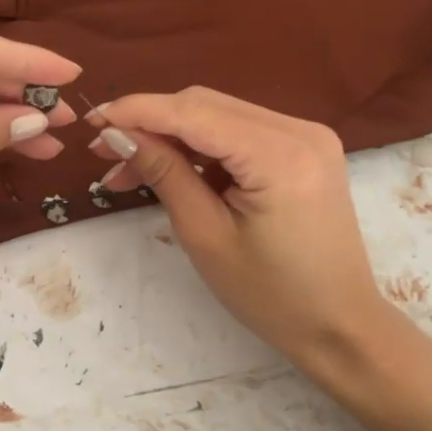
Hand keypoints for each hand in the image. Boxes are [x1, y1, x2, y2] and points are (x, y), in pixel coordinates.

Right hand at [86, 87, 386, 360]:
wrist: (340, 326)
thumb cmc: (270, 295)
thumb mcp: (204, 235)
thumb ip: (163, 173)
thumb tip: (117, 133)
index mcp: (280, 156)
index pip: (193, 113)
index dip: (137, 111)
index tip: (91, 123)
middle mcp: (299, 131)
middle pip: (204, 104)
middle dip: (149, 123)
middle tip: (104, 153)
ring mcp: (306, 137)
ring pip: (217, 114)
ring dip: (170, 135)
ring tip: (127, 169)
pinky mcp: (304, 149)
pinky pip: (237, 131)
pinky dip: (199, 146)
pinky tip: (169, 170)